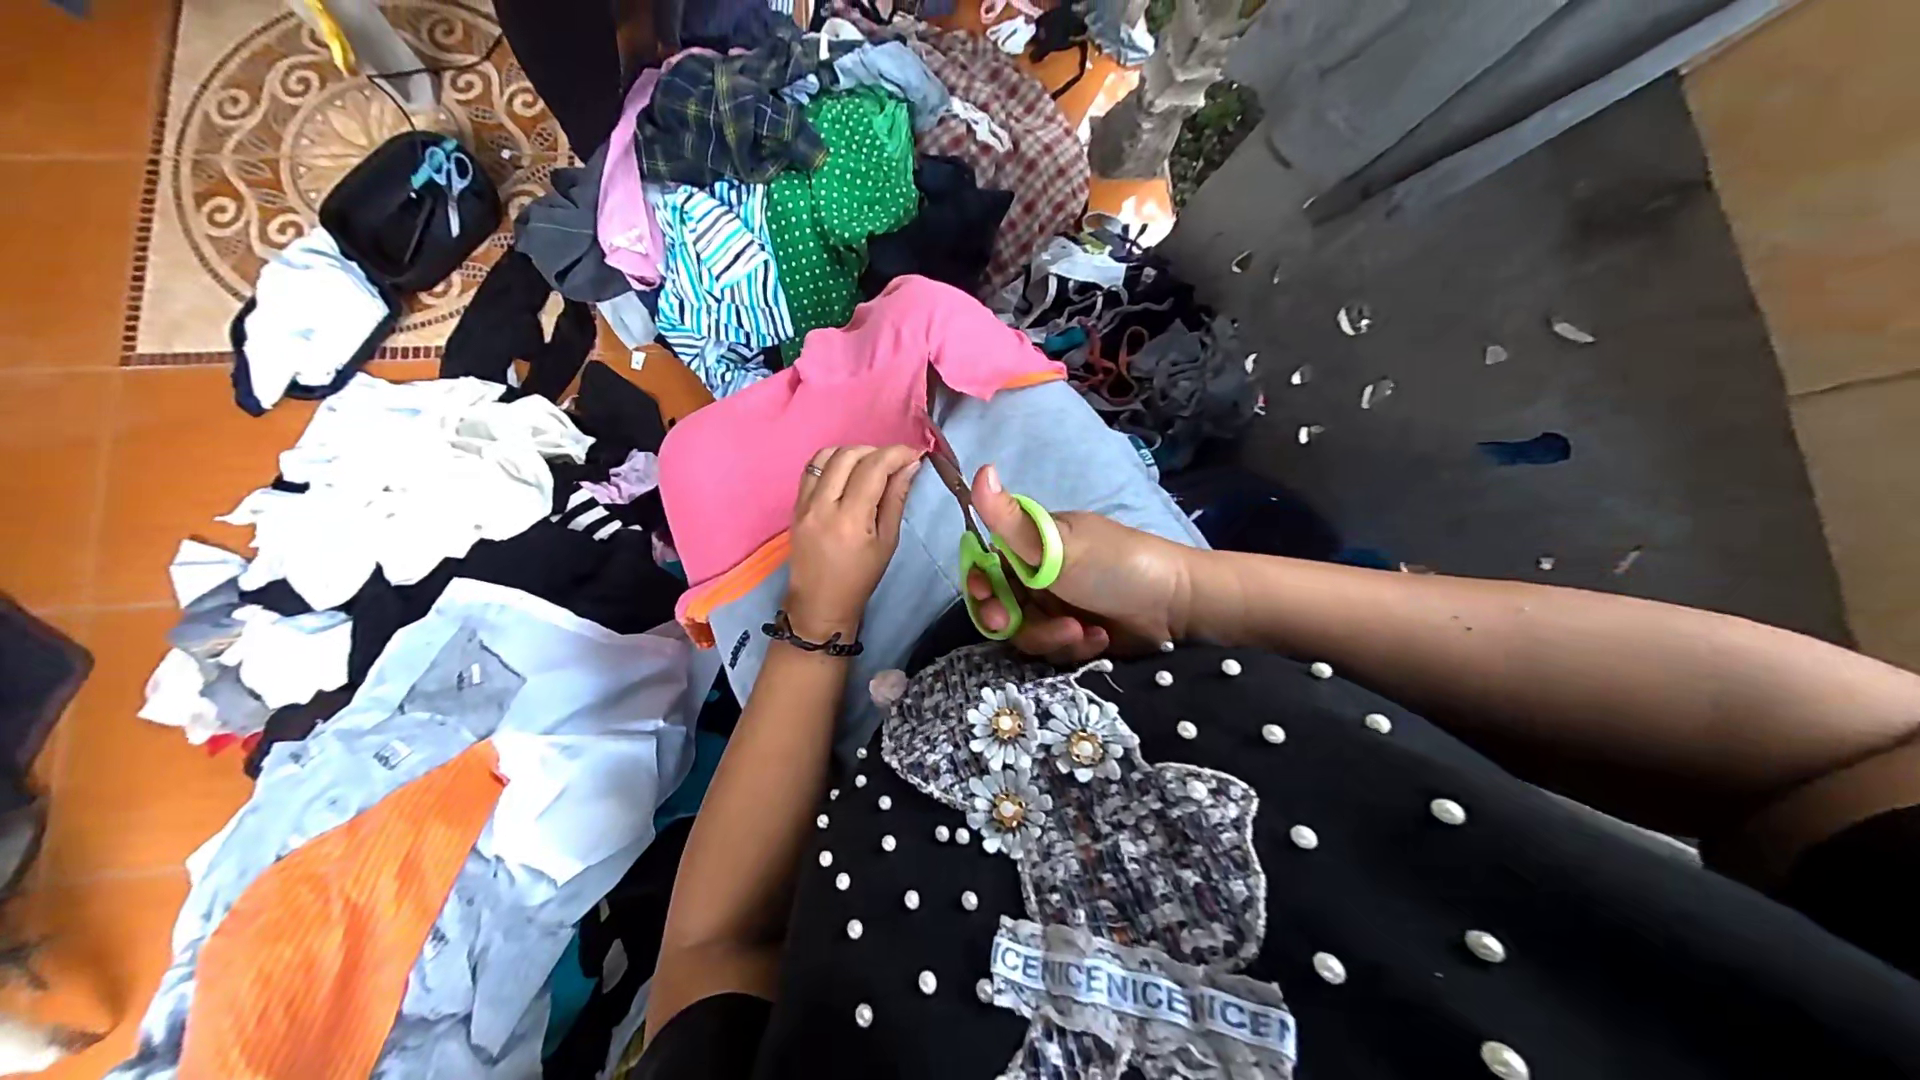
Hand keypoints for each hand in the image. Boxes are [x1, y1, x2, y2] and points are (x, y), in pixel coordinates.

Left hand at [784, 445, 922, 643]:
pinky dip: (833, 461)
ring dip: (853, 452)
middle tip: (894, 462)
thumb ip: (896, 499)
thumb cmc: (861, 578)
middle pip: (849, 455)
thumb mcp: (887, 542)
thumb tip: (910, 465)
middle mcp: (823, 505)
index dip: (896, 454)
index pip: (873, 468)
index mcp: (850, 519)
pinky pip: (812, 468)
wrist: (819, 602)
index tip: (913, 454)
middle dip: (876, 451)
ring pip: (827, 455)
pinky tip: (847, 472)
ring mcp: (804, 503)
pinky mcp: (795, 504)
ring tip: (870, 465)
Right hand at [967, 464, 1197, 663]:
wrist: (1176, 606)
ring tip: (1081, 632)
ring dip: (1049, 636)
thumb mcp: (1060, 544)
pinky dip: (1073, 647)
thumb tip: (981, 468)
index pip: (988, 565)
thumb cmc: (1115, 566)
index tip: (986, 598)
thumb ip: (1012, 519)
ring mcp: (1058, 607)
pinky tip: (1098, 639)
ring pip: (1026, 633)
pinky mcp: (1076, 636)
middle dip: (1008, 620)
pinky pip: (1054, 650)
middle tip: (1015, 625)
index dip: (980, 585)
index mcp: (1033, 546)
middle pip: (1001, 605)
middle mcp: (1041, 576)